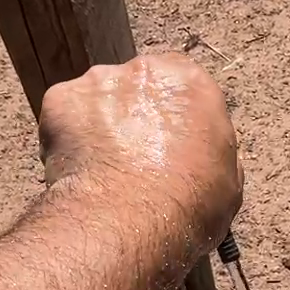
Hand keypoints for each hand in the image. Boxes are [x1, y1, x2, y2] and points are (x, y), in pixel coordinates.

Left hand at [37, 53, 242, 257]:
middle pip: (140, 90)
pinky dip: (71, 141)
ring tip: (107, 174)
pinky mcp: (61, 100)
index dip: (179, 122)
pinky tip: (82, 174)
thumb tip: (206, 158)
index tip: (175, 150)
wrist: (131, 221)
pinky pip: (66, 117)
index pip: (185, 89)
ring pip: (100, 101)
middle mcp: (145, 69)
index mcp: (193, 83)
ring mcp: (99, 81)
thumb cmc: (188, 207)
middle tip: (137, 163)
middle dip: (138, 119)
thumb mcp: (228, 187)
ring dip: (102, 128)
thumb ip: (216, 155)